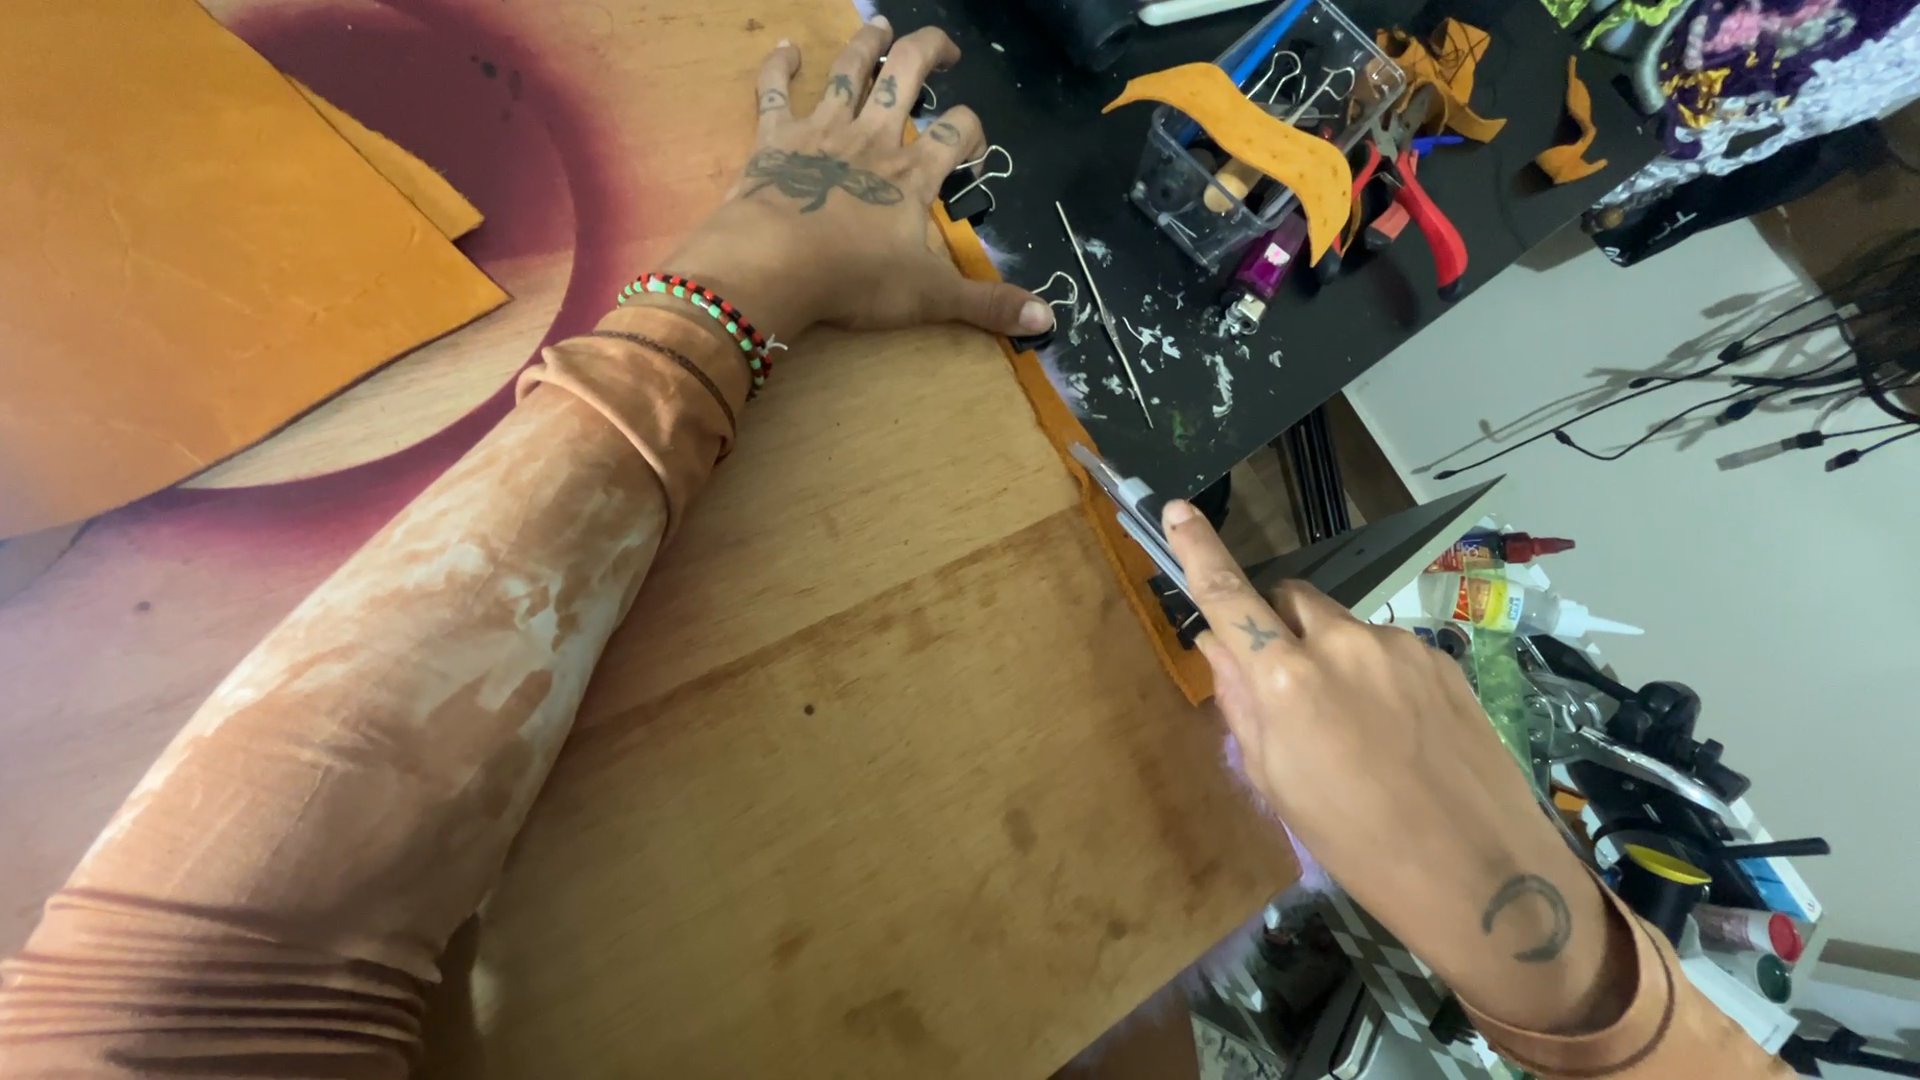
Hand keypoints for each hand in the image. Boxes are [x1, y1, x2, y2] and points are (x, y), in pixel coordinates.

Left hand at [658, 18, 1053, 344]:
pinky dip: (778, 66)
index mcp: (912, 175)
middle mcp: (872, 139)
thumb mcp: (931, 297)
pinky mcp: (775, 139)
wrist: (776, 266)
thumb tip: (1048, 319)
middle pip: (906, 75)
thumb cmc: (856, 280)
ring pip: (849, 70)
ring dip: (867, 45)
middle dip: (929, 53)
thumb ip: (987, 304)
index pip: (956, 132)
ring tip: (880, 27)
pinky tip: (784, 49)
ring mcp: (822, 131)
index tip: (975, 147)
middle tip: (945, 48)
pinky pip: (775, 90)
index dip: (973, 131)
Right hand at [1161, 500, 1634, 1035]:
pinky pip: (1383, 645)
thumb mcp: (1273, 779)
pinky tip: (1393, 724)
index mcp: (1287, 680)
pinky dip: (1369, 668)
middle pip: (1289, 597)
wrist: (1488, 882)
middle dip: (1275, 621)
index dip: (1198, 551)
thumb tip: (1219, 644)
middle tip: (1282, 678)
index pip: (1229, 597)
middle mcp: (1342, 644)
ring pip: (1338, 623)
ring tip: (1350, 719)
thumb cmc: (1355, 843)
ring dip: (1325, 650)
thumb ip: (1239, 700)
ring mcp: (1400, 646)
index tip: (1178, 511)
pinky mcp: (1443, 660)